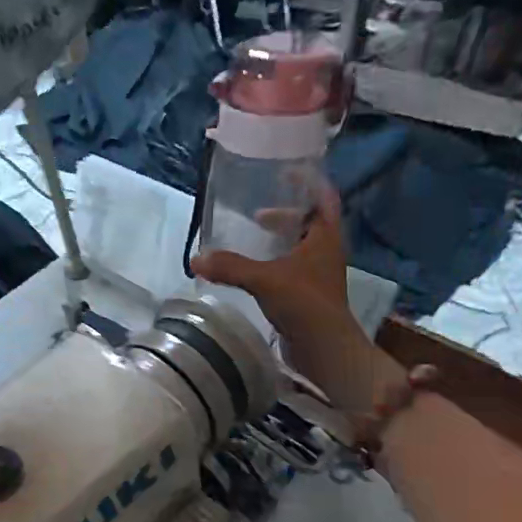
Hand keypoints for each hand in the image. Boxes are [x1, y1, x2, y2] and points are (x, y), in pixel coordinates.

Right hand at [192, 180, 395, 412]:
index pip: (322, 197)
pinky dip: (275, 262)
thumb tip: (195, 259)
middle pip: (309, 222)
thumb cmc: (304, 303)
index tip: (286, 172)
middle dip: (286, 214)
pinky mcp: (308, 294)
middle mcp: (326, 250)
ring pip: (300, 246)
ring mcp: (318, 274)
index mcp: (325, 236)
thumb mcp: (265, 280)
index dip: (307, 182)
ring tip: (254, 237)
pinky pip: (291, 268)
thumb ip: (230, 267)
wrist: (325, 349)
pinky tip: (255, 270)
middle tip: (258, 212)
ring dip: (280, 239)